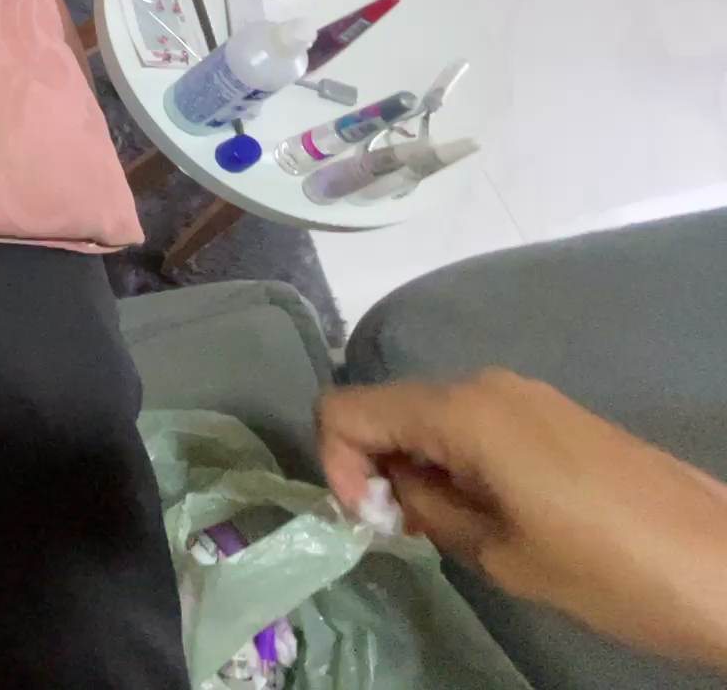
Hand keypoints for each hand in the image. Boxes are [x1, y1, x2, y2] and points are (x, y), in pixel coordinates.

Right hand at [318, 369, 726, 669]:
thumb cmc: (617, 568)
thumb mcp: (498, 554)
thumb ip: (423, 507)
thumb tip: (396, 489)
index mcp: (457, 410)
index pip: (344, 410)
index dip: (335, 462)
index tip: (369, 518)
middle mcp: (479, 384)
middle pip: (382, 408)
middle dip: (373, 464)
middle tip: (403, 527)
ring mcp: (520, 393)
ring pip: (424, 414)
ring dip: (414, 461)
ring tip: (448, 520)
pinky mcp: (550, 411)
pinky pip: (468, 419)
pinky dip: (452, 455)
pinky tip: (488, 502)